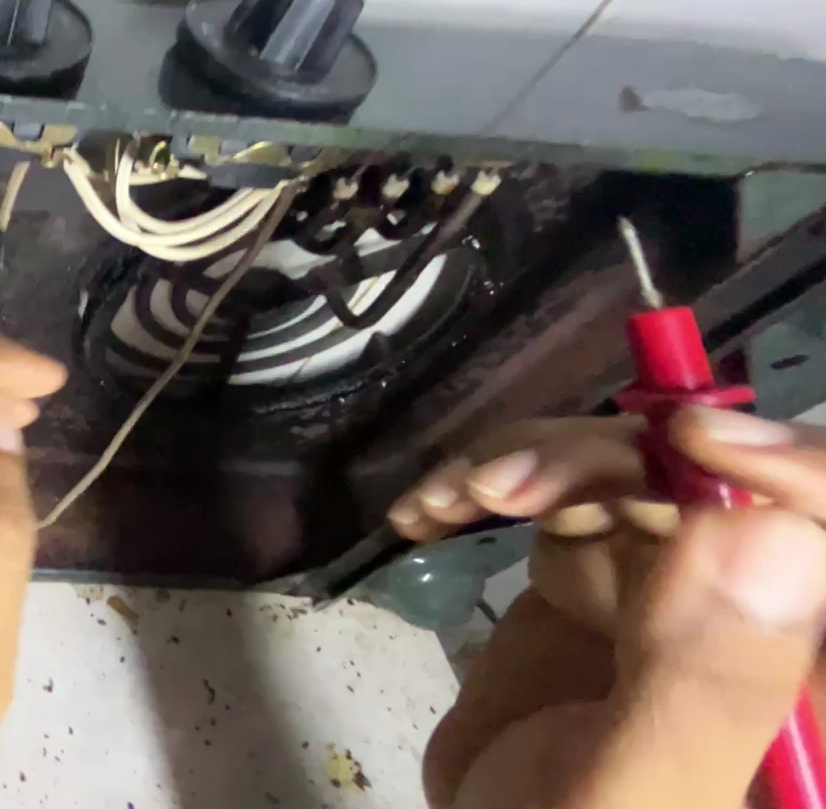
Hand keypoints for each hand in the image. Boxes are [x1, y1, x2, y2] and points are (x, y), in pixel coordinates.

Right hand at [388, 408, 825, 808]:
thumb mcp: (643, 789)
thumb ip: (707, 681)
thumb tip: (762, 529)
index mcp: (810, 668)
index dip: (789, 468)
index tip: (683, 437)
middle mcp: (750, 609)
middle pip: (704, 482)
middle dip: (592, 463)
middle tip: (494, 489)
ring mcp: (664, 587)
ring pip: (615, 472)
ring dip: (520, 466)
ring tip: (442, 501)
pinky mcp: (582, 576)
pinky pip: (544, 497)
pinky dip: (474, 489)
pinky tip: (423, 514)